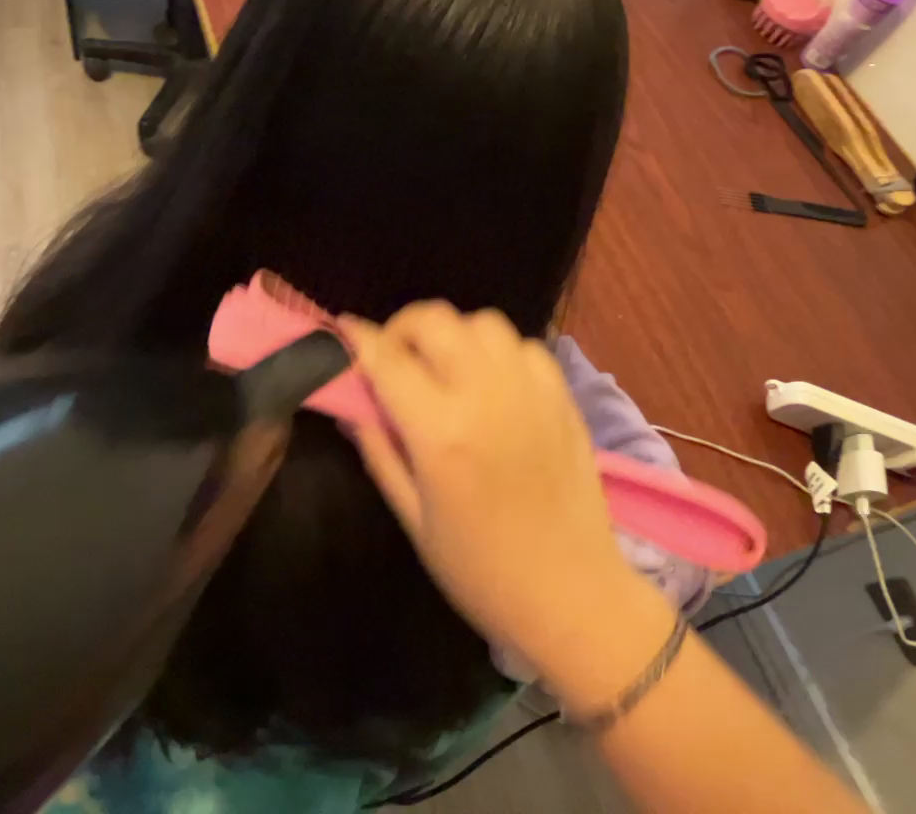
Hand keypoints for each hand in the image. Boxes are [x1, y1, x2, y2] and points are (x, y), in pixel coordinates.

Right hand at [340, 303, 643, 666]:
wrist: (573, 595)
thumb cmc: (481, 571)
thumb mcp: (414, 519)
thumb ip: (380, 452)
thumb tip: (352, 405)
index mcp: (443, 433)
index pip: (388, 360)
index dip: (358, 339)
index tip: (341, 330)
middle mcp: (488, 396)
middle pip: (436, 320)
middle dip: (403, 329)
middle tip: (394, 359)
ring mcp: (532, 391)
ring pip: (483, 322)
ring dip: (452, 334)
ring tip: (443, 368)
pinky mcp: (563, 397)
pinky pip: (523, 345)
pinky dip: (497, 350)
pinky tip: (490, 382)